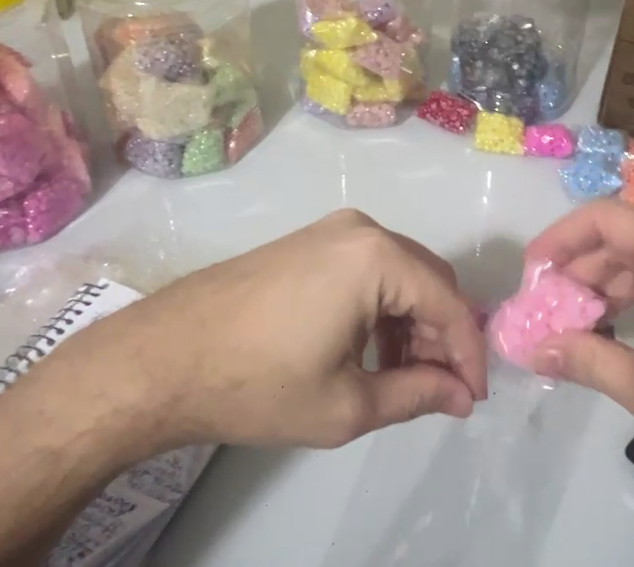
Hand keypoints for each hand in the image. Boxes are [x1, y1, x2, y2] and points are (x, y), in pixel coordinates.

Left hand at [45, 209, 488, 455]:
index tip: (473, 399)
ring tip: (402, 378)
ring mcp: (330, 231)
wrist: (160, 359)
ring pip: (399, 275)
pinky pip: (367, 270)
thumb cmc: (257, 384)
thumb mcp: (346, 403)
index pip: (448, 304)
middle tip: (442, 389)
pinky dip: (381, 309)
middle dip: (441, 336)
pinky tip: (369, 352)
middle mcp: (362, 230)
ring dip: (411, 324)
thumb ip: (417, 394)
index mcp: (377, 258)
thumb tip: (460, 395)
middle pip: (428, 280)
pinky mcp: (307, 243)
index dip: (468, 354)